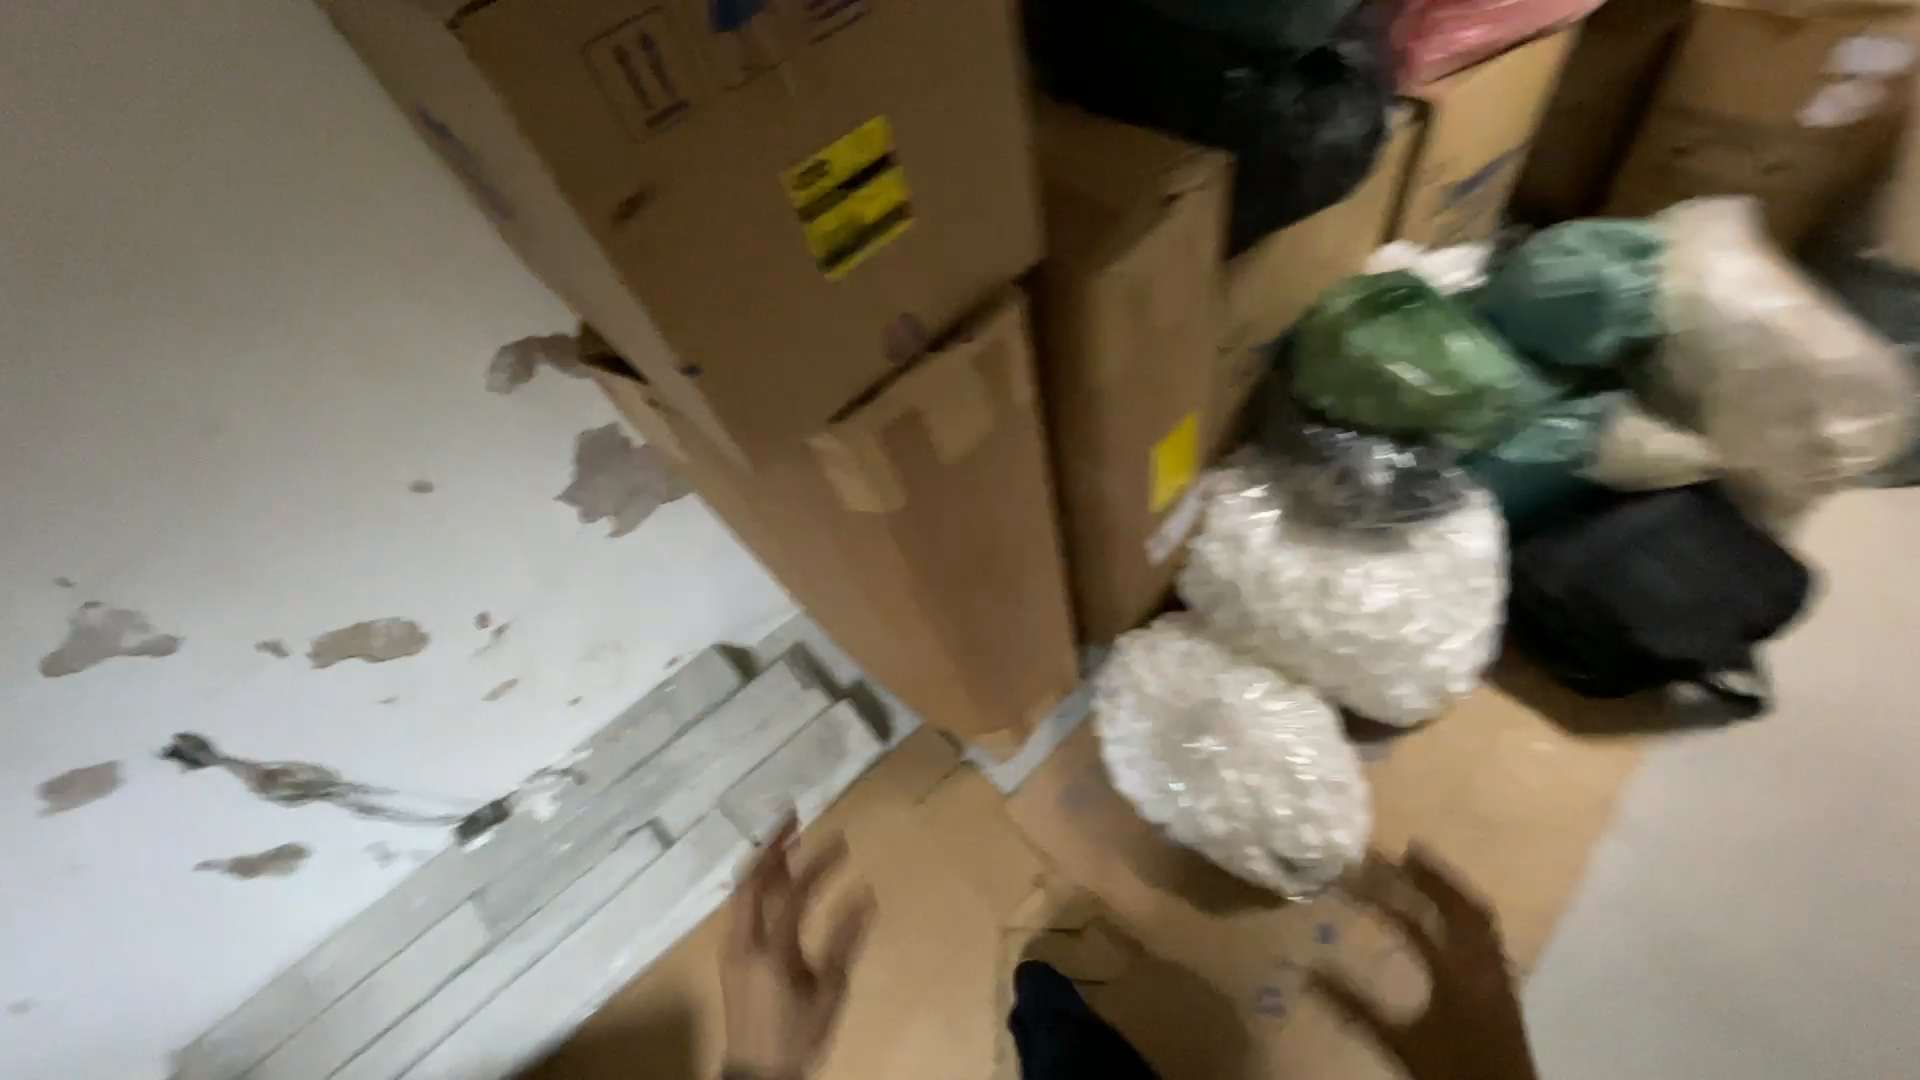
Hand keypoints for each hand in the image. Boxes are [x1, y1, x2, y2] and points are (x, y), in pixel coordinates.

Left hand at [721, 813, 876, 1079]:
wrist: (757, 1076)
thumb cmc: (798, 1034)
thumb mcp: (829, 991)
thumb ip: (845, 940)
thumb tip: (868, 894)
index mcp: (771, 951)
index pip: (795, 894)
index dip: (819, 864)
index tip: (842, 842)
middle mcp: (744, 941)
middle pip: (753, 880)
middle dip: (773, 844)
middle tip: (793, 815)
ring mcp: (732, 946)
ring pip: (743, 889)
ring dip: (764, 859)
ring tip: (784, 837)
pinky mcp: (731, 953)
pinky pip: (741, 904)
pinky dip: (757, 880)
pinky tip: (771, 874)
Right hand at [1312, 847, 1539, 1079]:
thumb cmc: (1451, 1072)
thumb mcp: (1397, 1042)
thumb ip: (1352, 1006)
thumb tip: (1304, 972)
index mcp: (1454, 974)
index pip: (1411, 921)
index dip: (1377, 896)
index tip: (1347, 878)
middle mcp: (1481, 965)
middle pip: (1455, 905)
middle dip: (1423, 874)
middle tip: (1390, 852)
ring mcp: (1499, 973)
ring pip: (1478, 914)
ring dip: (1449, 886)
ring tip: (1421, 865)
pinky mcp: (1506, 985)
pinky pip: (1488, 931)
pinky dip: (1466, 908)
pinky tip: (1451, 910)